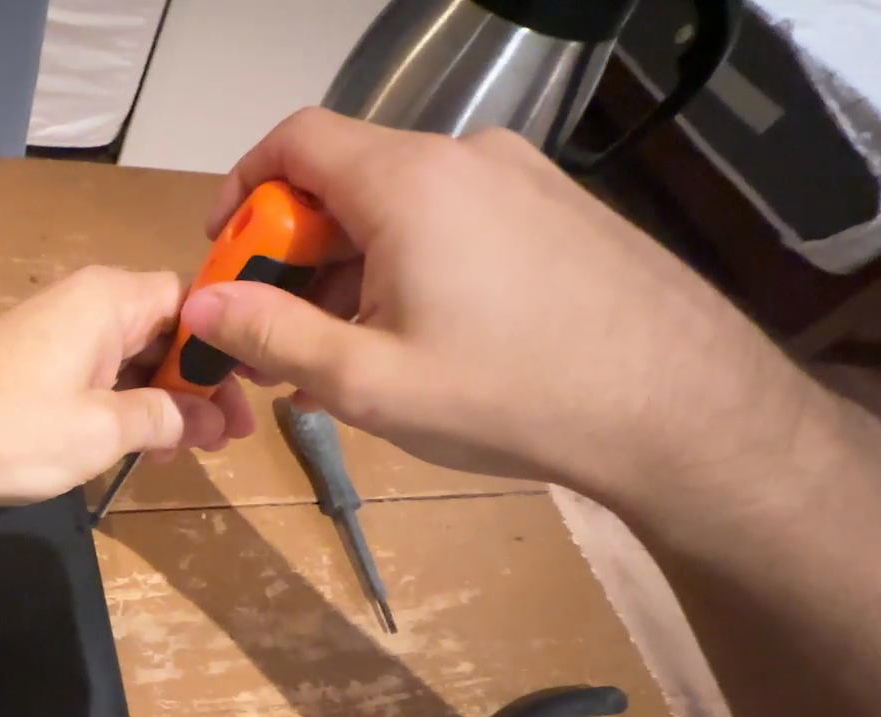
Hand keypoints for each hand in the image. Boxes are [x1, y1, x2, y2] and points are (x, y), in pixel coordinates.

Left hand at [0, 266, 256, 503]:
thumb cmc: (11, 432)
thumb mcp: (103, 430)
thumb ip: (166, 418)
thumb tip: (210, 419)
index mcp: (108, 298)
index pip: (193, 301)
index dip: (225, 347)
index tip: (248, 393)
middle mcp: (83, 301)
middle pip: (163, 331)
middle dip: (195, 384)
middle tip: (224, 438)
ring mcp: (53, 330)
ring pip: (129, 357)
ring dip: (159, 401)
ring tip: (183, 451)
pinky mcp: (31, 360)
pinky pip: (94, 373)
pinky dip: (120, 404)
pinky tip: (134, 445)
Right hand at [182, 107, 832, 510]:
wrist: (682, 411)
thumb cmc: (505, 394)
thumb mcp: (363, 379)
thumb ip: (269, 335)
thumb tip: (198, 305)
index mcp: (408, 182)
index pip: (296, 140)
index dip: (242, 187)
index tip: (222, 252)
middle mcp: (464, 160)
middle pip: (341, 185)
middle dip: (288, 258)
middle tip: (270, 337)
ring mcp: (516, 182)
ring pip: (391, 215)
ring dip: (340, 279)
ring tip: (327, 363)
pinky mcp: (549, 214)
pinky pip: (443, 231)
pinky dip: (395, 277)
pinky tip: (393, 348)